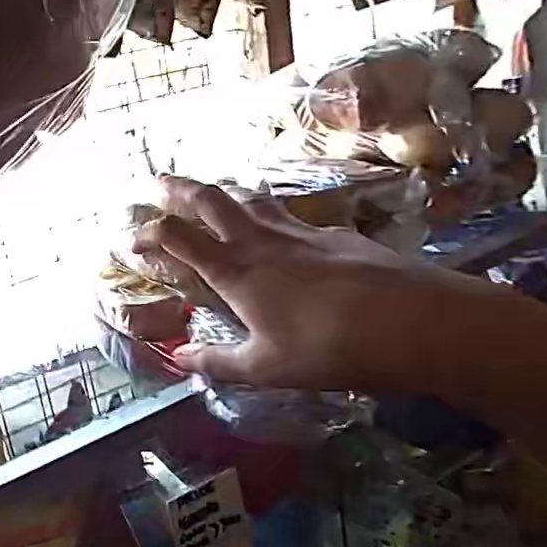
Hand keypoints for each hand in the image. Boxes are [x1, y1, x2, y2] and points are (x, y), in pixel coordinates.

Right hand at [131, 175, 496, 390]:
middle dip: (177, 187)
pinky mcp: (333, 234)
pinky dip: (268, 216)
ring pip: (249, 198)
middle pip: (209, 199)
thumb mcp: (266, 367)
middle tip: (157, 180)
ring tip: (212, 194)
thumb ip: (218, 361)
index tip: (129, 238)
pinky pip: (288, 217)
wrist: (417, 321)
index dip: (147, 233)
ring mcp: (298, 231)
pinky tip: (281, 236)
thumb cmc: (329, 347)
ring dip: (223, 192)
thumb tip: (179, 359)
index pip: (176, 238)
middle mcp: (259, 241)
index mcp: (234, 271)